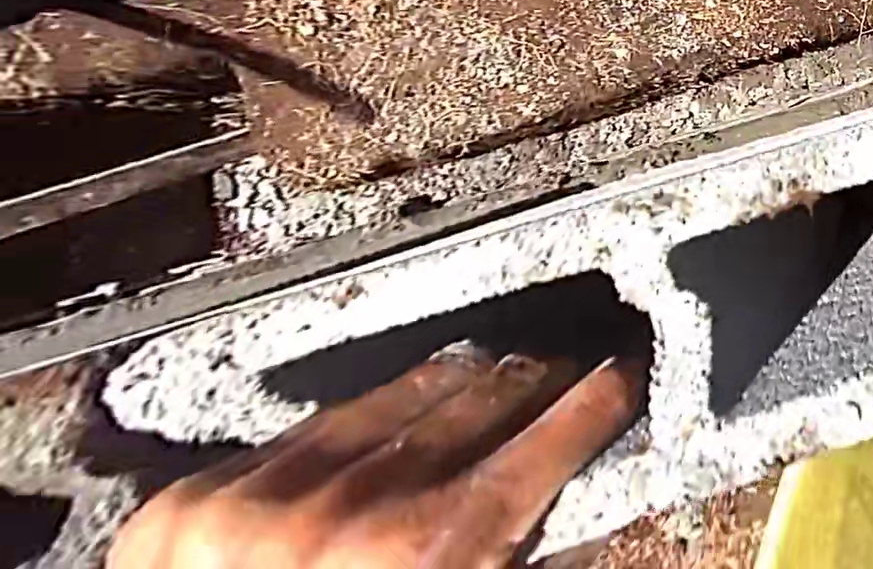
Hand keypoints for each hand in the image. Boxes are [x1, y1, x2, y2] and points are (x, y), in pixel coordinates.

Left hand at [108, 349, 643, 568]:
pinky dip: (377, 425)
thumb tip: (611, 466)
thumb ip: (550, 545)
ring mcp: (271, 498)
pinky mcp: (195, 502)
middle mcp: (362, 512)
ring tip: (479, 410)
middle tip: (558, 387)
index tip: (627, 374)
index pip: (580, 412)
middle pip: (510, 378)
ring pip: (432, 377)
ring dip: (471, 388)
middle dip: (548, 378)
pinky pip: (336, 416)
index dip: (616, 386)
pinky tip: (380, 457)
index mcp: (443, 549)